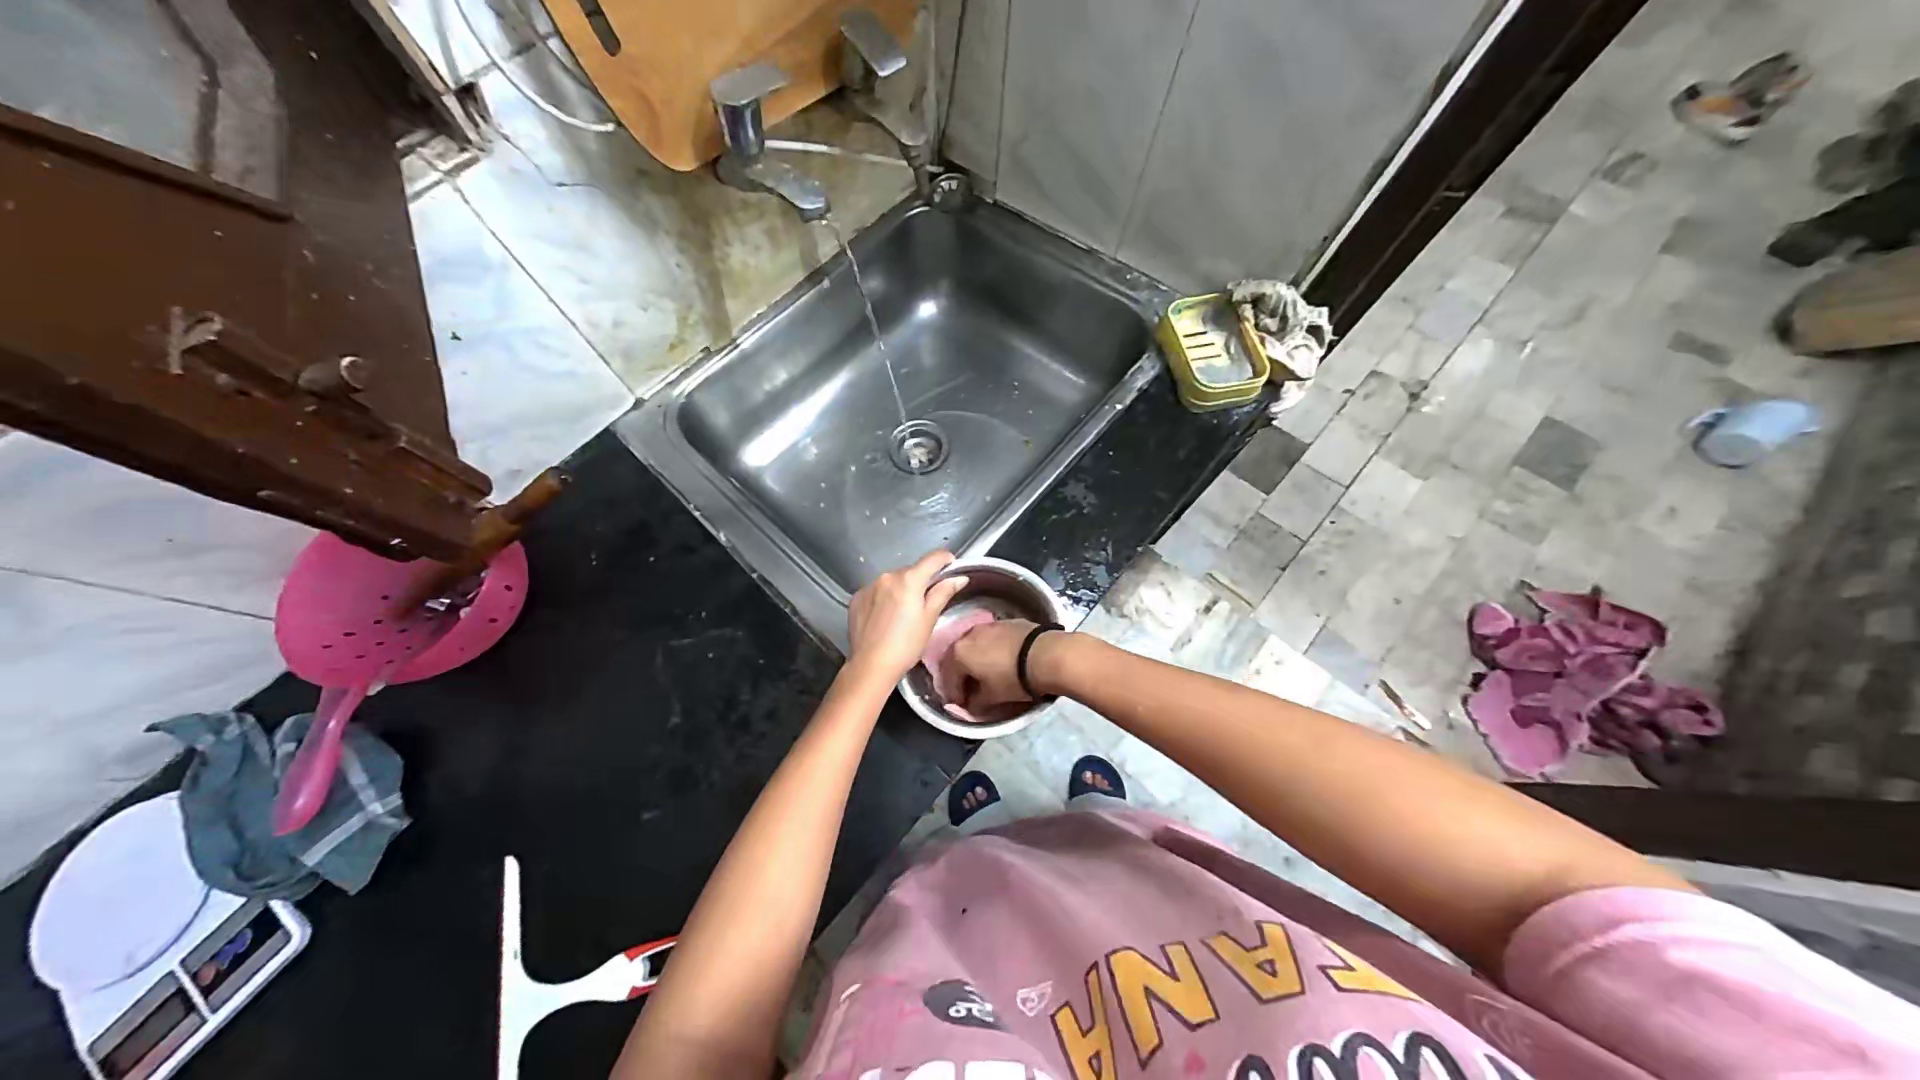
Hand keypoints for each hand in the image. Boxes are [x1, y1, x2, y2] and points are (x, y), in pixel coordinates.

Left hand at [845, 551, 970, 685]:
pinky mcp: (857, 598)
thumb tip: (958, 578)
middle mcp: (887, 576)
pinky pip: (876, 590)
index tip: (950, 565)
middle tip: (925, 601)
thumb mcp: (929, 619)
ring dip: (900, 589)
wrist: (871, 665)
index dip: (945, 559)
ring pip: (892, 581)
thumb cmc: (906, 645)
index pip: (932, 558)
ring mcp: (869, 586)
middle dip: (920, 580)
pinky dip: (883, 597)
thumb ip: (942, 593)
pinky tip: (884, 617)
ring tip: (902, 612)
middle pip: (911, 571)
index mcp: (909, 580)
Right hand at [947, 618, 1045, 712]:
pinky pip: (992, 638)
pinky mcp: (1006, 621)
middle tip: (968, 688)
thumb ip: (976, 702)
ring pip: (975, 644)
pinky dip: (991, 649)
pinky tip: (1001, 658)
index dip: (954, 693)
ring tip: (985, 671)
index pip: (949, 677)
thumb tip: (971, 704)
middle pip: (959, 657)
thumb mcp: (992, 696)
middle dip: (961, 674)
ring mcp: (988, 625)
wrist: (1046, 654)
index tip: (960, 704)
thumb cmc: (1013, 678)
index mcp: (959, 653)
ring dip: (976, 659)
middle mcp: (968, 635)